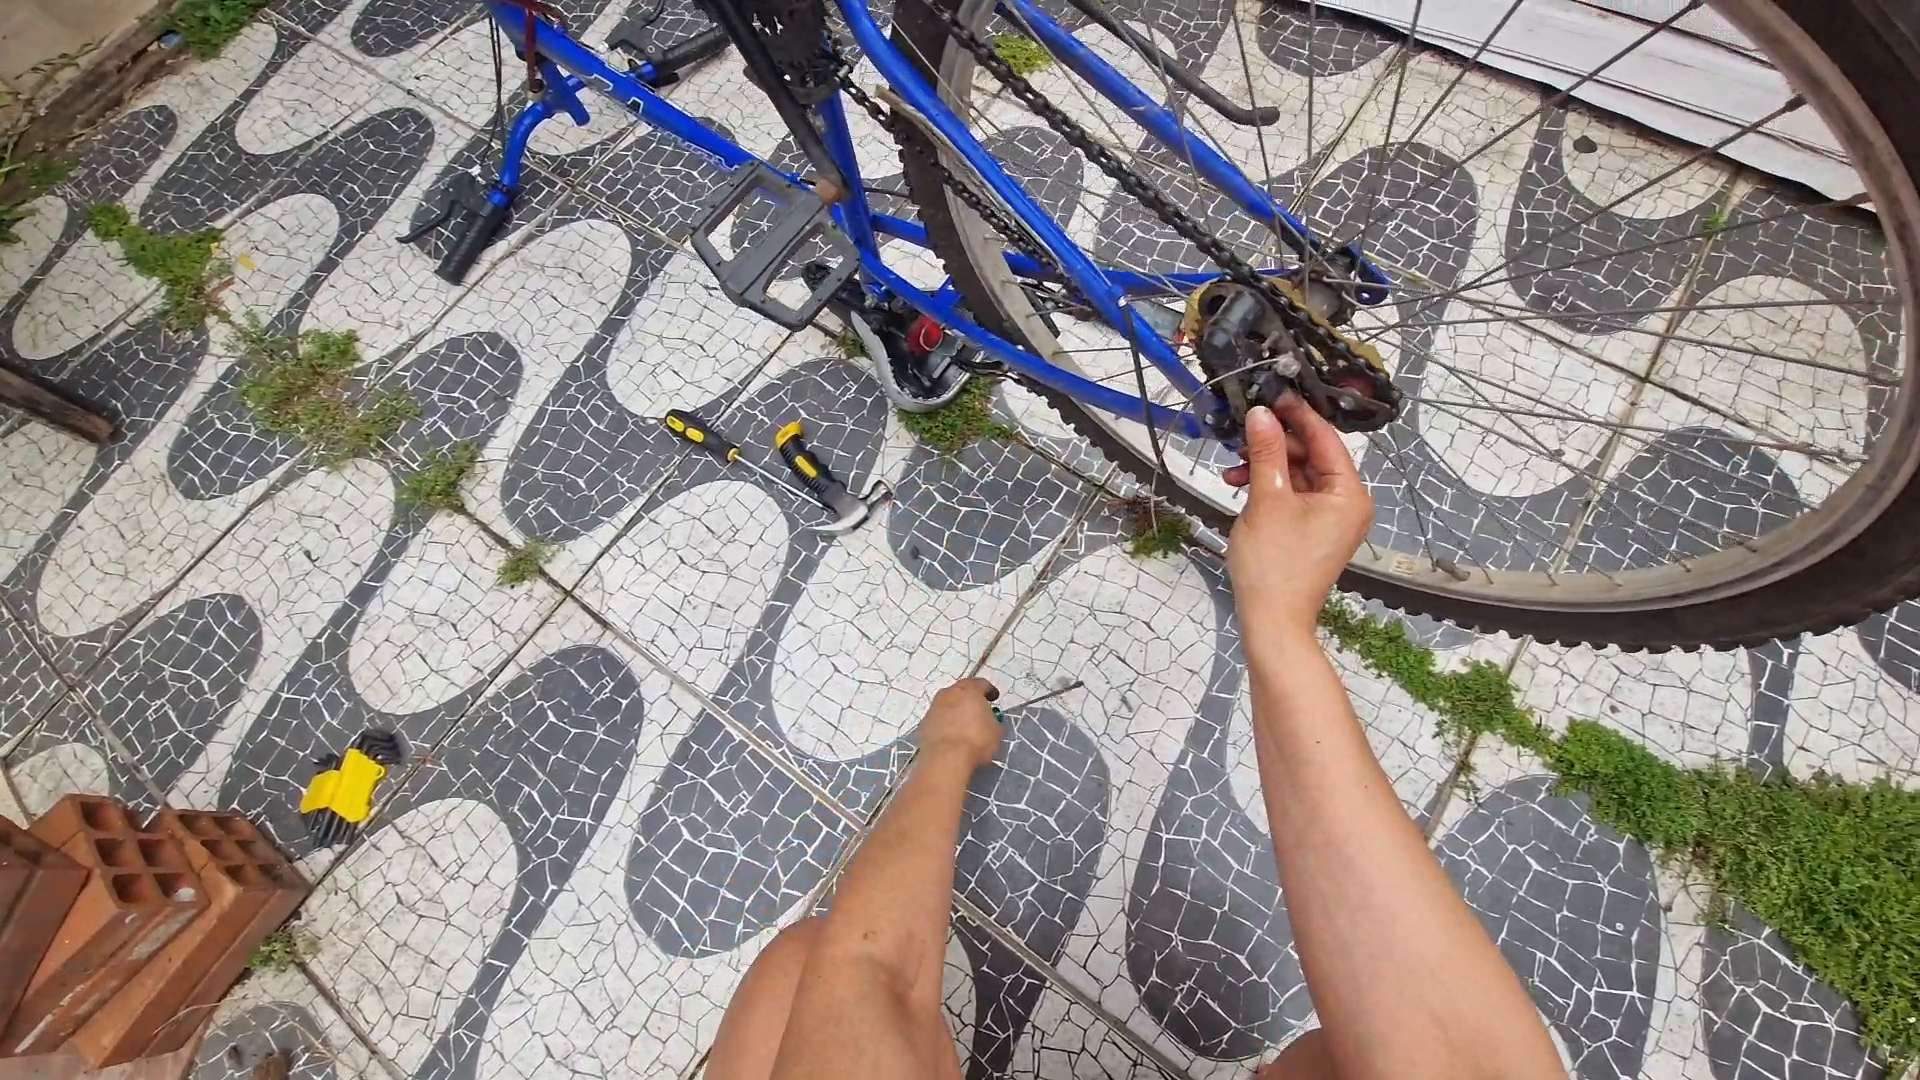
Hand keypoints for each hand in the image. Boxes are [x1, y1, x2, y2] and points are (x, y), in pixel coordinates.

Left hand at [917, 677, 1003, 769]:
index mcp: (969, 691)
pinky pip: (938, 719)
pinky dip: (945, 724)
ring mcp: (934, 708)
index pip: (981, 684)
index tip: (994, 698)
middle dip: (969, 698)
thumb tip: (989, 723)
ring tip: (963, 724)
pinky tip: (951, 736)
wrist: (945, 758)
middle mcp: (949, 694)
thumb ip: (993, 722)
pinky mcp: (924, 724)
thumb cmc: (976, 741)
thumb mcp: (996, 732)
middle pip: (960, 691)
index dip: (989, 690)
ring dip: (955, 711)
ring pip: (947, 704)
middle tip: (977, 709)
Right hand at [1223, 396, 1372, 640]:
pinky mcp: (1312, 531)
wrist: (1272, 619)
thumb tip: (1261, 414)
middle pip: (1312, 456)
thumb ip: (1265, 453)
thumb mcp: (1266, 500)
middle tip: (1241, 438)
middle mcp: (1348, 503)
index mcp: (1349, 493)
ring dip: (1266, 468)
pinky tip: (1242, 488)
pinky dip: (1269, 488)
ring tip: (1232, 472)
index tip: (1271, 394)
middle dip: (1274, 446)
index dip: (1297, 415)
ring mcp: (1330, 519)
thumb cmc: (1273, 563)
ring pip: (1299, 476)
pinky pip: (1294, 496)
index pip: (1326, 439)